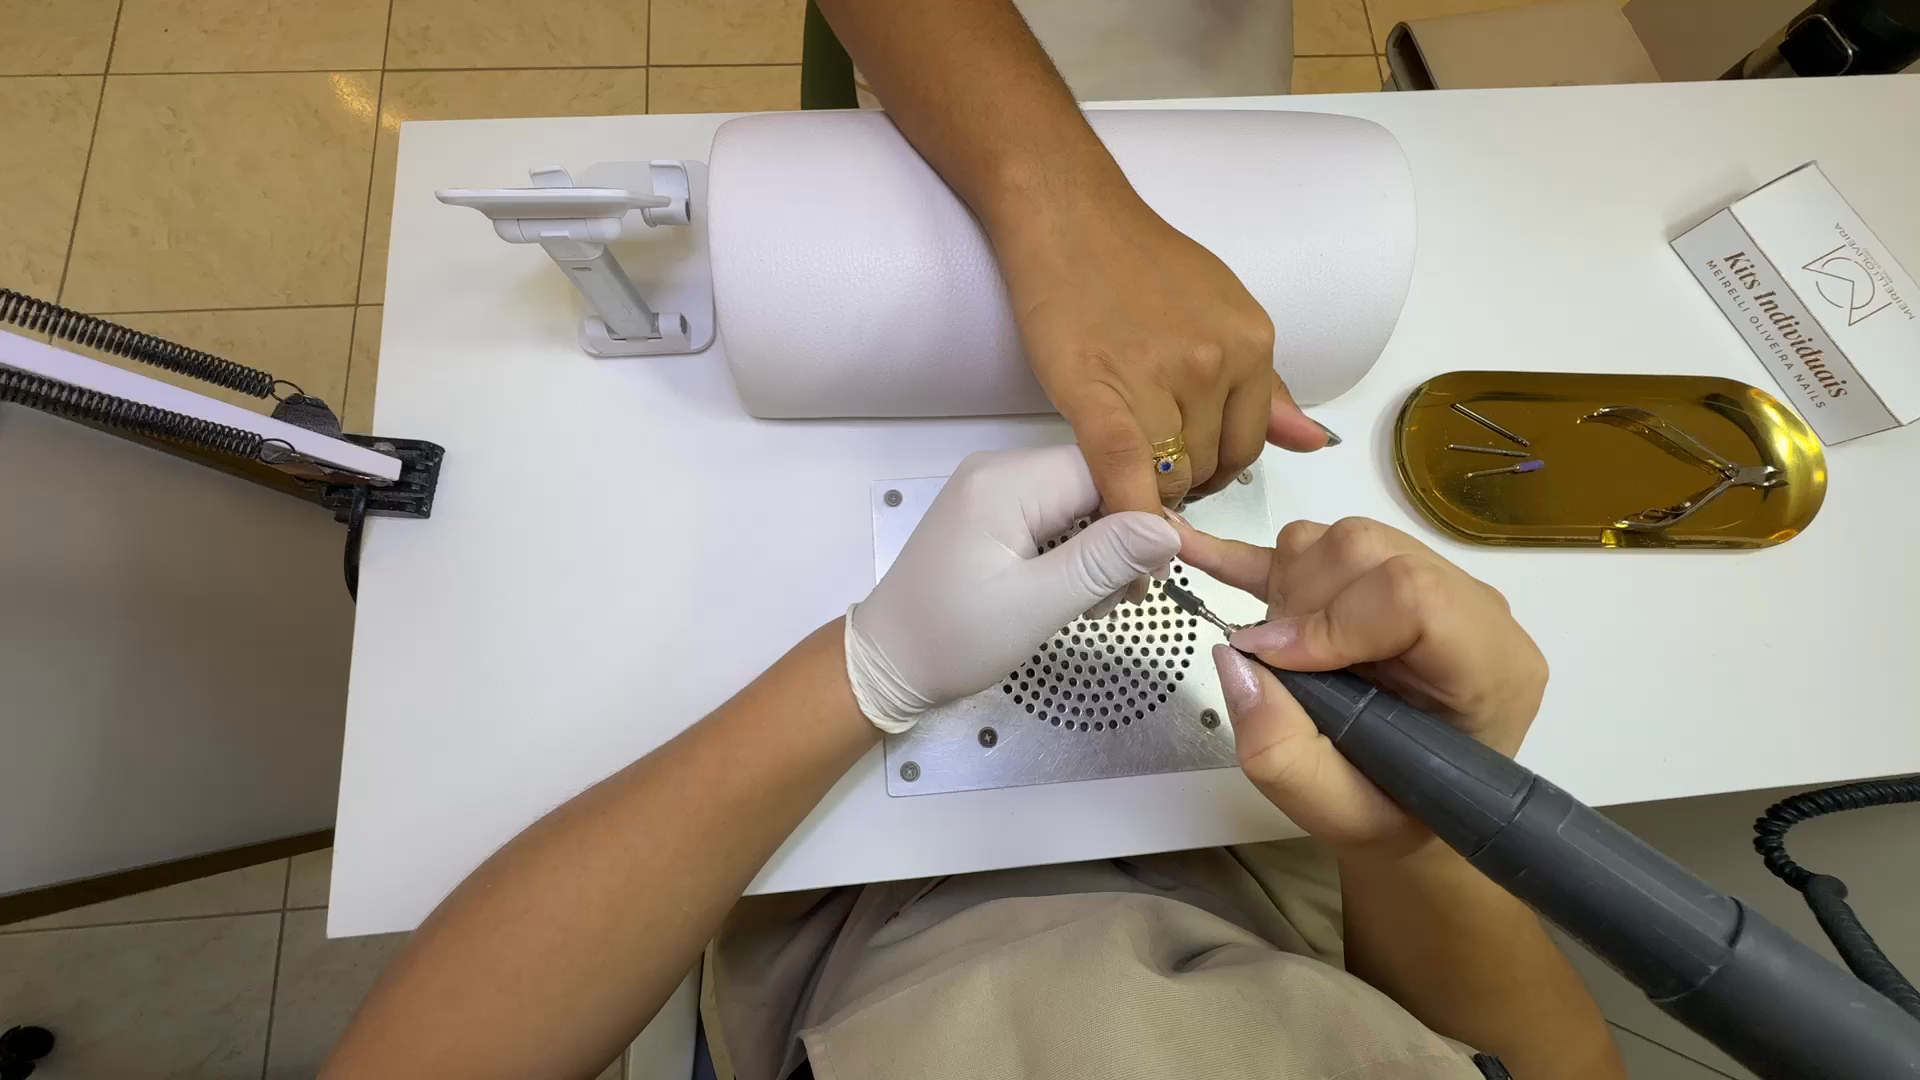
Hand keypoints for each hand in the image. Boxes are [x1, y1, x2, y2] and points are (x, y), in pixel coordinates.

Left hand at [845, 446, 1178, 732]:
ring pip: (1076, 502)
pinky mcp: (990, 514)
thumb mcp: (1035, 605)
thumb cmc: (955, 639)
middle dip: (1120, 538)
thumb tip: (1168, 527)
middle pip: (1091, 483)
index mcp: (1004, 482)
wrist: (888, 662)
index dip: (1141, 514)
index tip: (1162, 569)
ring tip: (1093, 604)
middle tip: (1122, 598)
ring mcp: (991, 490)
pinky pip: (1052, 517)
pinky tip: (1070, 591)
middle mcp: (998, 470)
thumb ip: (1103, 561)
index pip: (1102, 469)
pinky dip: (1073, 552)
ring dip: (1099, 550)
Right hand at [991, 193, 1333, 516]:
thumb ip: (1266, 385)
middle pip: (1208, 466)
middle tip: (1147, 471)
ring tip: (1122, 472)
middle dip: (1182, 482)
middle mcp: (1217, 365)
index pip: (1249, 444)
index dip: (1215, 470)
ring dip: (1151, 489)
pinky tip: (1127, 537)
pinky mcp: (1101, 396)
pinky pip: (1127, 473)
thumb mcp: (1223, 310)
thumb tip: (1312, 442)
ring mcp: (1162, 381)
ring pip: (1170, 476)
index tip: (1185, 476)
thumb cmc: (1137, 262)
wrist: (1067, 221)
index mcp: (1251, 345)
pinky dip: (1131, 512)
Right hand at [1175, 516, 1546, 857]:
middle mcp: (1462, 604)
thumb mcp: (1335, 810)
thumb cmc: (1385, 810)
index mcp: (1485, 662)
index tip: (1275, 661)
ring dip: (1283, 588)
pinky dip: (1237, 552)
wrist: (1401, 802)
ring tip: (1276, 647)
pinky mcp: (1358, 580)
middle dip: (1299, 604)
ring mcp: (1413, 581)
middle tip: (1278, 663)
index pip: (1411, 594)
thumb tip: (1234, 656)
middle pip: (1362, 550)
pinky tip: (1189, 545)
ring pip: (1330, 540)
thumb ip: (1281, 749)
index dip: (1329, 621)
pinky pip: (1298, 549)